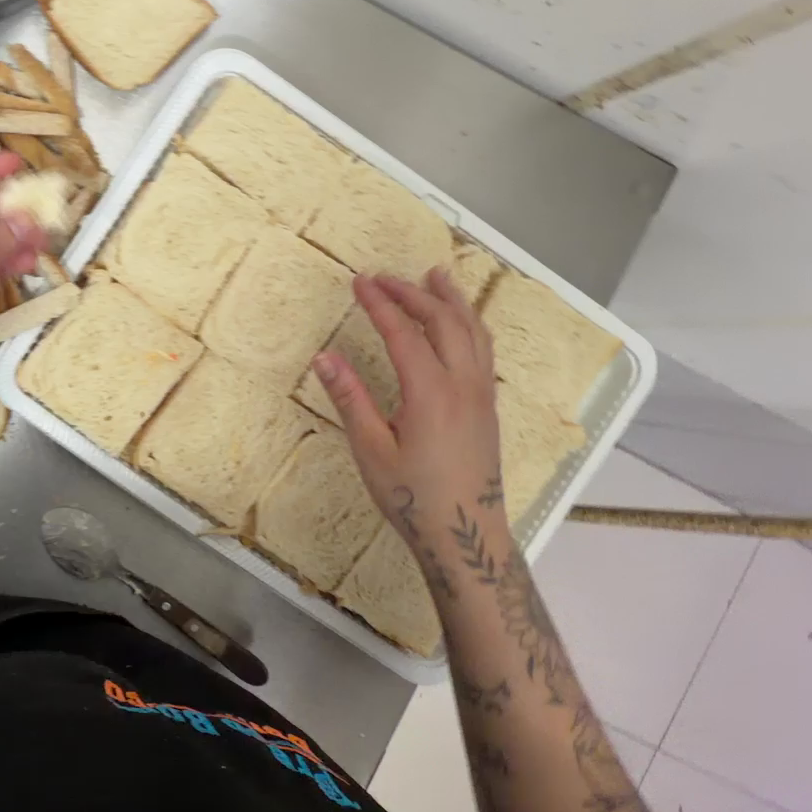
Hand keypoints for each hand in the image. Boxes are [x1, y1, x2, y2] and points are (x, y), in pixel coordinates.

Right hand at [311, 268, 506, 537]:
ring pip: (472, 332)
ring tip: (436, 276)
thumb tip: (324, 357)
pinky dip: (469, 324)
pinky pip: (482, 350)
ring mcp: (481, 394)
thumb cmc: (412, 496)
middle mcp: (462, 384)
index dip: (380, 304)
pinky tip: (460, 324)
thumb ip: (350, 398)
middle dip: (413, 293)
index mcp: (430, 392)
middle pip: (443, 322)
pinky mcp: (487, 407)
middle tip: (385, 277)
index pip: (403, 333)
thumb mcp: (370, 449)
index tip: (359, 282)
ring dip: (451, 300)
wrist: (466, 534)